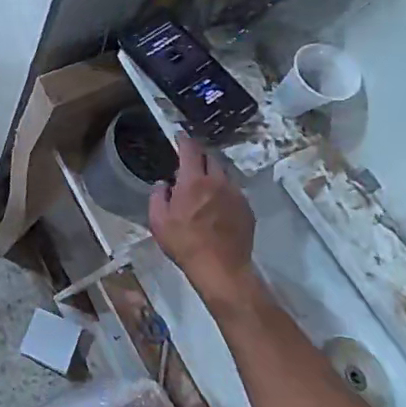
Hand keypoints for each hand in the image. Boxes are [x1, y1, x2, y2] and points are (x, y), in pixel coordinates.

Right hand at [148, 135, 255, 294]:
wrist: (221, 269)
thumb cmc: (185, 244)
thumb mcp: (158, 222)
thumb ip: (158, 197)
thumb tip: (163, 184)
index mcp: (194, 181)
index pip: (190, 150)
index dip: (184, 140)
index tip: (180, 137)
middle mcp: (218, 181)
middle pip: (210, 158)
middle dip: (200, 158)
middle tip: (190, 166)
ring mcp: (236, 194)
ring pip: (224, 175)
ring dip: (213, 175)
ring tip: (205, 188)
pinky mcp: (247, 208)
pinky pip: (234, 192)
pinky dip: (224, 193)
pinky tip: (219, 207)